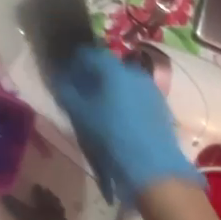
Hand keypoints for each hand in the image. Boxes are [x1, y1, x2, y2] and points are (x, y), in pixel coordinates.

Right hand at [47, 45, 201, 205]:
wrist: (152, 166)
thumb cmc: (111, 137)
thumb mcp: (80, 115)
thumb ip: (67, 92)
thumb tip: (60, 78)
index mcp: (114, 70)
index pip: (90, 54)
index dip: (75, 60)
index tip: (66, 71)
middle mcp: (135, 72)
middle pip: (109, 67)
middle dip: (93, 75)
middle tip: (80, 90)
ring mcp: (151, 88)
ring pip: (124, 81)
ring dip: (109, 88)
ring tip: (98, 106)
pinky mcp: (160, 105)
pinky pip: (136, 94)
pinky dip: (124, 99)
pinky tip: (118, 118)